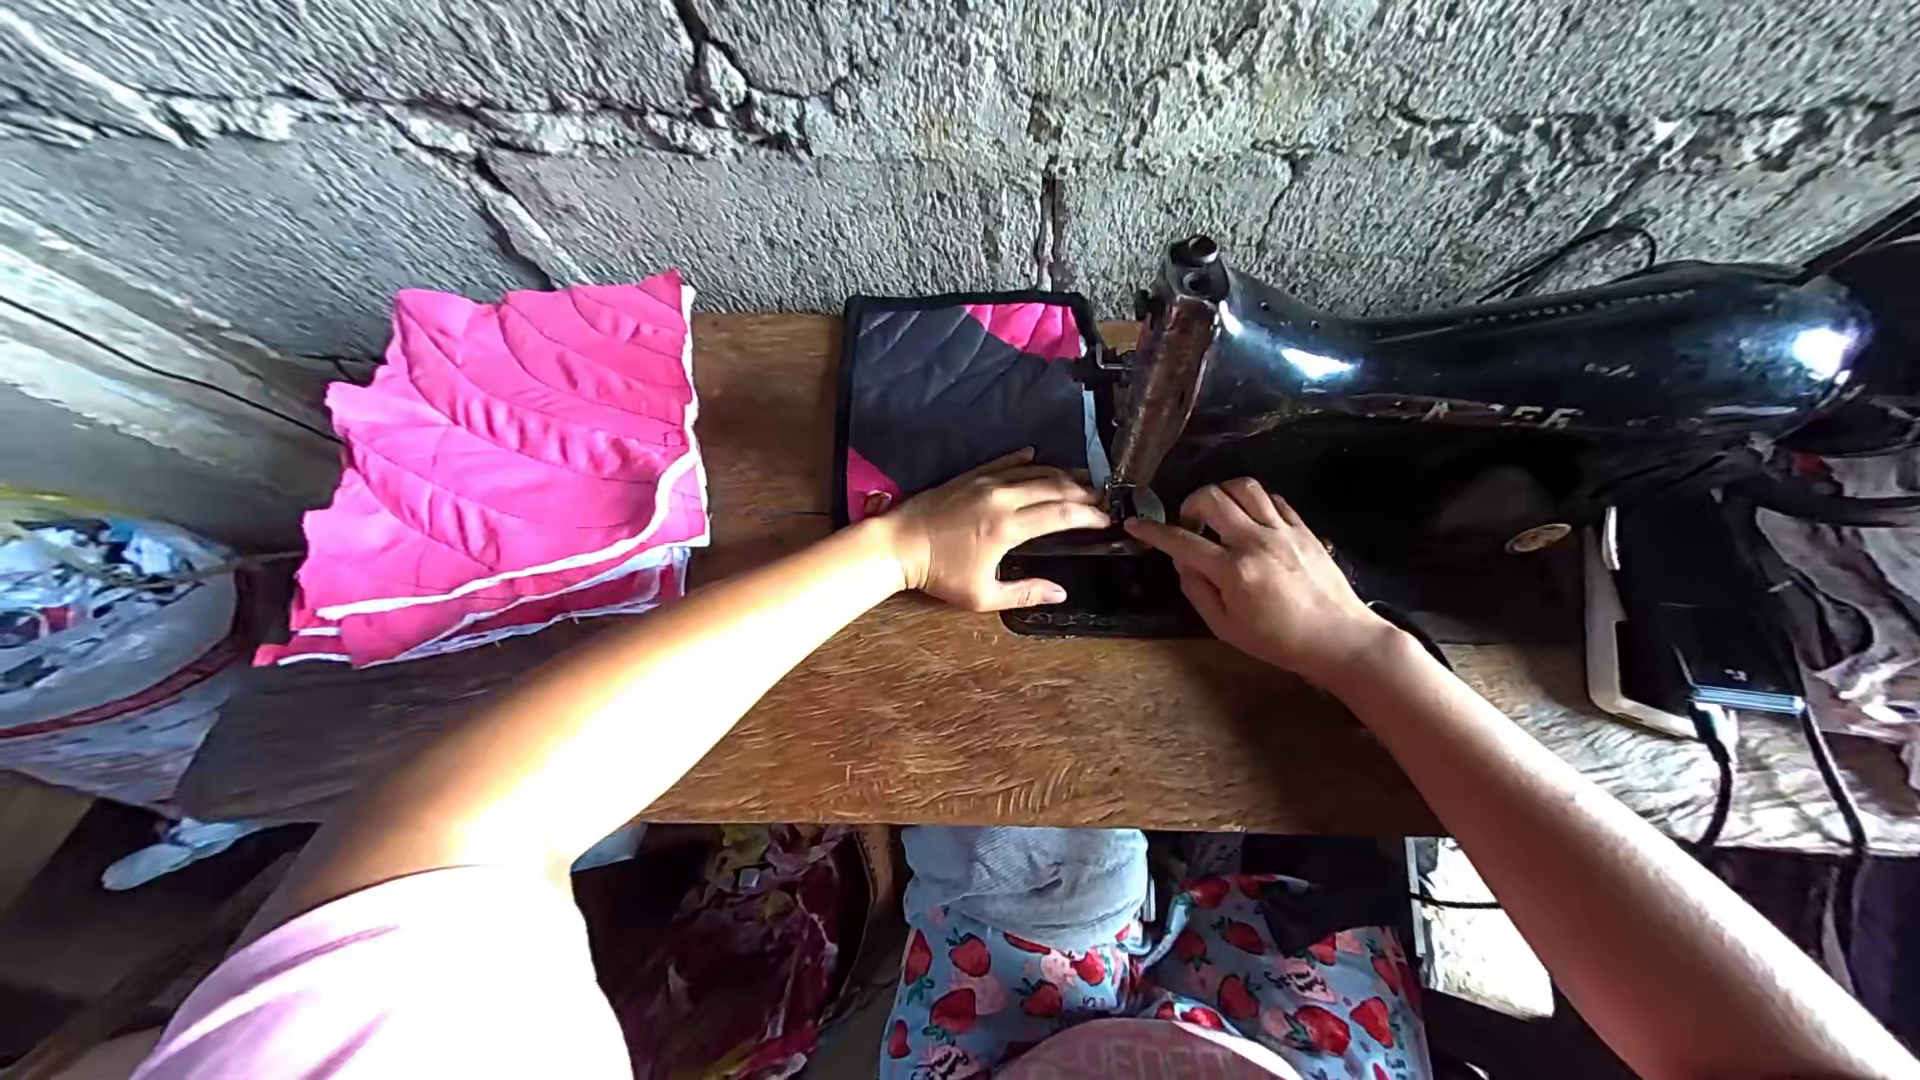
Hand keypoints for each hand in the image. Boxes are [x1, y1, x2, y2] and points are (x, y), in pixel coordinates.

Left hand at [878, 448, 1110, 610]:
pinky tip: (1036, 456)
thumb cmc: (939, 574)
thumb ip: (1024, 593)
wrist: (897, 545)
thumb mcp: (982, 596)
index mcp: (1008, 527)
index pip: (1062, 515)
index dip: (1090, 516)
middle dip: (1084, 492)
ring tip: (1082, 480)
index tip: (1106, 519)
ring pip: (1034, 470)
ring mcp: (985, 481)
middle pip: (1055, 487)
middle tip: (1102, 498)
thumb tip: (1060, 592)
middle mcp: (1002, 497)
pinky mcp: (970, 475)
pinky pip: (1005, 461)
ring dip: (1061, 474)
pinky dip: (1025, 459)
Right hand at [1124, 478, 1403, 687]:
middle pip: (1211, 497)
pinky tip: (1249, 520)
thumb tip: (1182, 562)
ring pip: (1244, 487)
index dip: (1152, 530)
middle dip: (1189, 504)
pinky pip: (1273, 498)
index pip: (1181, 540)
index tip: (1135, 524)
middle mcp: (1256, 541)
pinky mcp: (1303, 528)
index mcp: (1233, 570)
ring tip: (1219, 515)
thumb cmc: (1277, 640)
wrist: (1339, 639)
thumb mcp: (1224, 627)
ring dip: (1222, 494)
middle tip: (1190, 525)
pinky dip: (1253, 502)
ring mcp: (1283, 530)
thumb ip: (1197, 590)